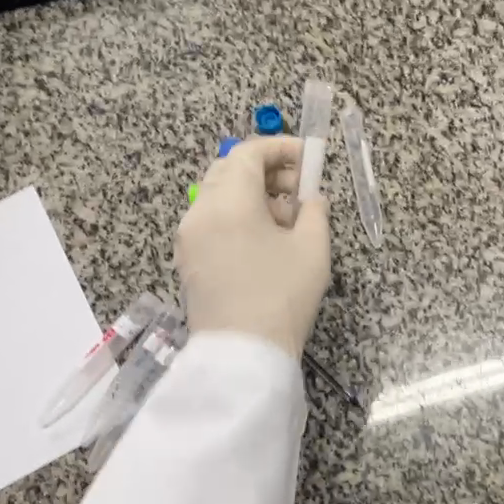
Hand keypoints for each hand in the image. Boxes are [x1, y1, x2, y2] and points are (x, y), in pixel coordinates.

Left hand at [175, 136, 330, 358]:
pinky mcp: (189, 261)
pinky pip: (211, 222)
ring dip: (252, 195)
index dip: (281, 148)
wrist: (243, 354)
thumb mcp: (313, 249)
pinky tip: (264, 242)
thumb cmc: (282, 297)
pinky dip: (237, 217)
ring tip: (286, 220)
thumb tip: (311, 198)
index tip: (308, 159)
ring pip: (218, 196)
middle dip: (265, 171)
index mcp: (230, 201)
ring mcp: (189, 238)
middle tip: (298, 189)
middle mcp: (200, 211)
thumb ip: (315, 212)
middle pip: (229, 170)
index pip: (249, 153)